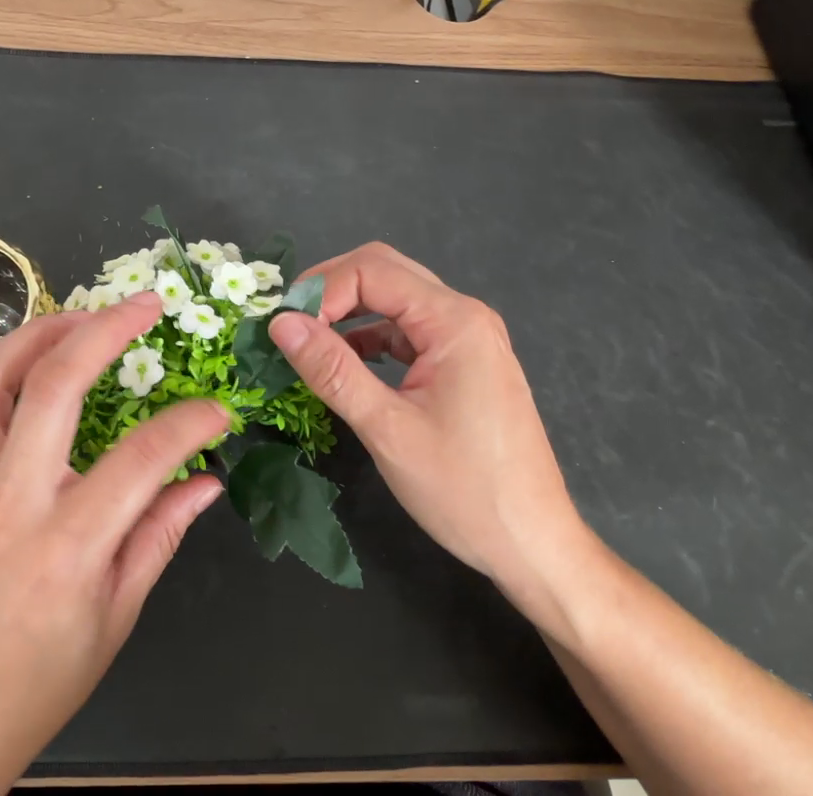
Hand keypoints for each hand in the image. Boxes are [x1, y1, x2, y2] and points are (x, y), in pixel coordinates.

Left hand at [0, 292, 226, 795]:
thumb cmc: (42, 675)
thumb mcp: (118, 613)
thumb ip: (160, 534)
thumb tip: (206, 481)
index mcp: (68, 544)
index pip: (142, 458)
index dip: (190, 424)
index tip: (217, 412)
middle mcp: (13, 500)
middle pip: (57, 386)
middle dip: (107, 330)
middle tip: (145, 305)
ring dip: (40, 332)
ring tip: (82, 314)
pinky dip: (2, 368)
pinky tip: (32, 360)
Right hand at [267, 243, 591, 610]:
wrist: (532, 541)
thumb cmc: (463, 489)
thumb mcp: (387, 428)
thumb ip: (332, 369)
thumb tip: (281, 324)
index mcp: (453, 321)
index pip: (371, 271)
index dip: (320, 290)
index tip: (283, 331)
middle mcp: (465, 317)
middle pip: (385, 273)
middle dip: (331, 291)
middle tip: (288, 326)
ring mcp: (469, 340)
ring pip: (396, 301)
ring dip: (349, 313)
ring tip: (307, 344)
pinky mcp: (465, 364)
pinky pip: (409, 332)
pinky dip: (372, 338)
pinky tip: (346, 365)